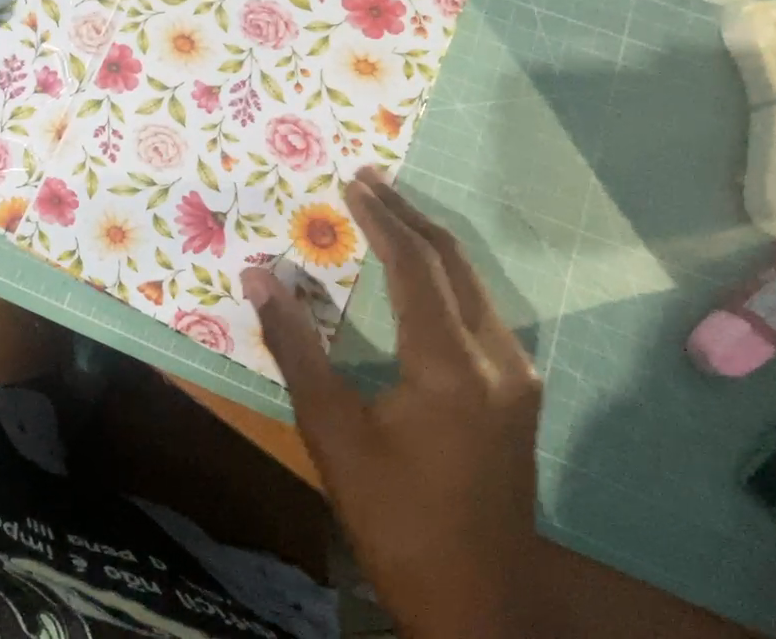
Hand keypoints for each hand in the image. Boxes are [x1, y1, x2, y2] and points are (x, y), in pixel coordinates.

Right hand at [242, 167, 542, 638]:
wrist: (477, 596)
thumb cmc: (392, 511)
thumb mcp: (329, 428)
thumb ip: (294, 345)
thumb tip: (258, 276)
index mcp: (452, 365)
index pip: (415, 267)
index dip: (380, 219)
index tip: (348, 182)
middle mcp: (498, 359)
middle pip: (456, 264)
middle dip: (410, 216)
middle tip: (366, 180)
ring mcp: (516, 378)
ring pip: (474, 286)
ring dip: (428, 245)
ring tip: (384, 213)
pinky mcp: (515, 395)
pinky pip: (478, 312)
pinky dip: (442, 279)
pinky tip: (413, 276)